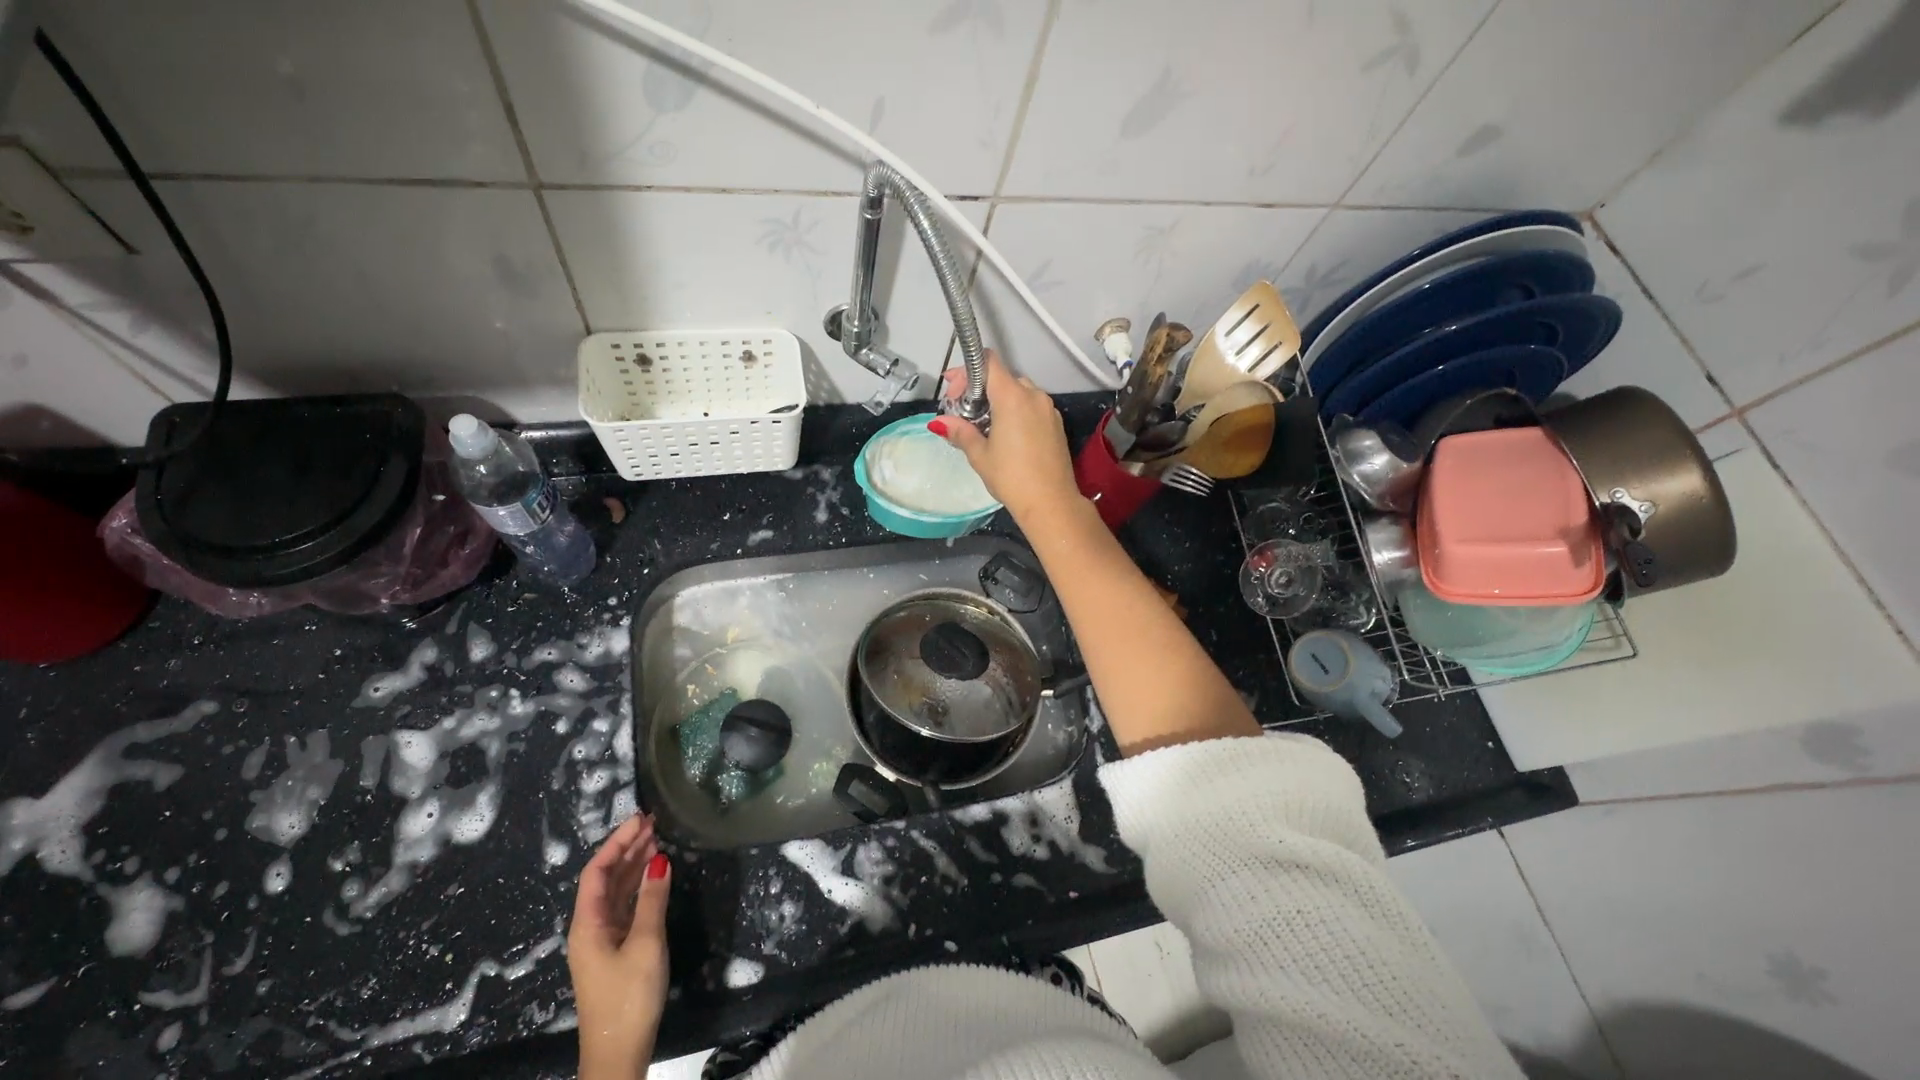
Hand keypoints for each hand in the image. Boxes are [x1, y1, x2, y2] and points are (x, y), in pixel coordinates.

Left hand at [568, 814, 670, 1077]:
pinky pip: (625, 908)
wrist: (618, 1052)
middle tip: (654, 822)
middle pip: (605, 878)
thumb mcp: (646, 944)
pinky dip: (640, 888)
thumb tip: (660, 860)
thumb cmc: (629, 996)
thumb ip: (652, 900)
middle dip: (628, 849)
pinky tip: (656, 877)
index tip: (641, 818)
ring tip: (658, 840)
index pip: (597, 870)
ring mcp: (602, 940)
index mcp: (587, 923)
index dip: (617, 842)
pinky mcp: (615, 952)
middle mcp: (590, 927)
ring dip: (635, 866)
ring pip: (616, 893)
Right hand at [933, 350, 1079, 521]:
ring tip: (983, 426)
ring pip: (1019, 392)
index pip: (988, 362)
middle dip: (980, 390)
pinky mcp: (1056, 423)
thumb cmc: (1011, 477)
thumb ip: (960, 432)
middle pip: (1002, 378)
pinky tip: (1006, 435)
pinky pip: (1032, 407)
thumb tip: (939, 422)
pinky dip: (1016, 412)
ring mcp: (1048, 409)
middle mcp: (1034, 395)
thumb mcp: (980, 455)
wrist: (1051, 502)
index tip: (953, 392)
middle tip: (963, 412)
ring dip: (999, 401)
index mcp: (1012, 397)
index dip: (966, 371)